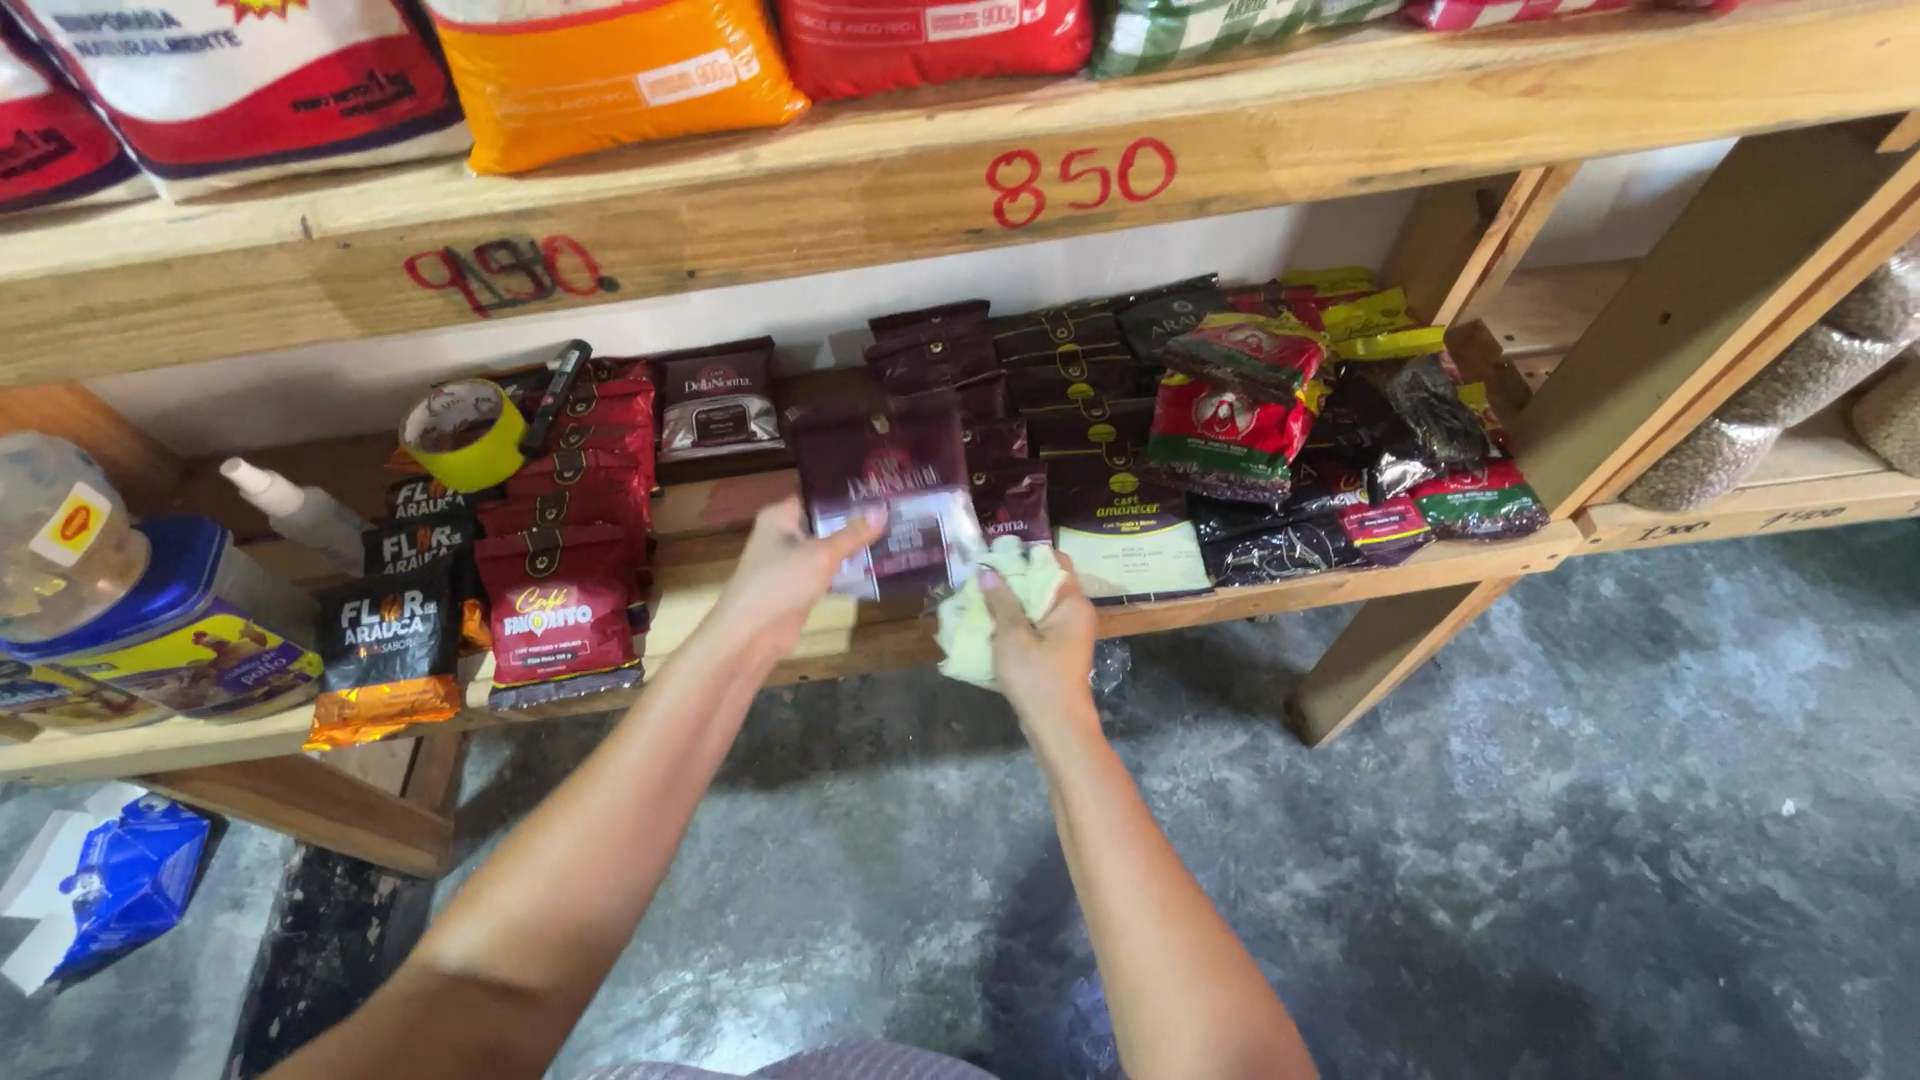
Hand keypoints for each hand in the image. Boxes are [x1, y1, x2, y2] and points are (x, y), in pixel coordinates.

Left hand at [704, 496, 885, 656]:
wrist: (752, 633)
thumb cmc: (781, 582)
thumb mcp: (822, 555)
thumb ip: (853, 534)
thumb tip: (883, 510)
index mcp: (780, 517)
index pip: (817, 496)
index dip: (846, 494)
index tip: (878, 490)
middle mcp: (783, 535)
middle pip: (824, 523)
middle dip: (855, 521)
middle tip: (893, 512)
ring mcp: (791, 563)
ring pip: (828, 549)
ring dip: (853, 547)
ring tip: (892, 534)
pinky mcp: (799, 587)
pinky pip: (827, 572)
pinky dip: (846, 570)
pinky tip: (875, 564)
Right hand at [977, 552, 1102, 742]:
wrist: (1057, 728)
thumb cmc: (1037, 678)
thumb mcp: (1012, 636)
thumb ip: (1001, 601)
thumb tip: (988, 571)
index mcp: (1072, 603)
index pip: (1056, 561)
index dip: (1028, 553)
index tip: (998, 552)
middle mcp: (1075, 614)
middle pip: (1045, 583)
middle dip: (1014, 578)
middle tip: (982, 572)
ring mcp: (1067, 634)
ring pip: (1037, 606)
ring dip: (1011, 601)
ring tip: (980, 594)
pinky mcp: (1056, 652)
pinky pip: (1035, 626)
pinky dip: (1016, 622)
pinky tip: (990, 622)